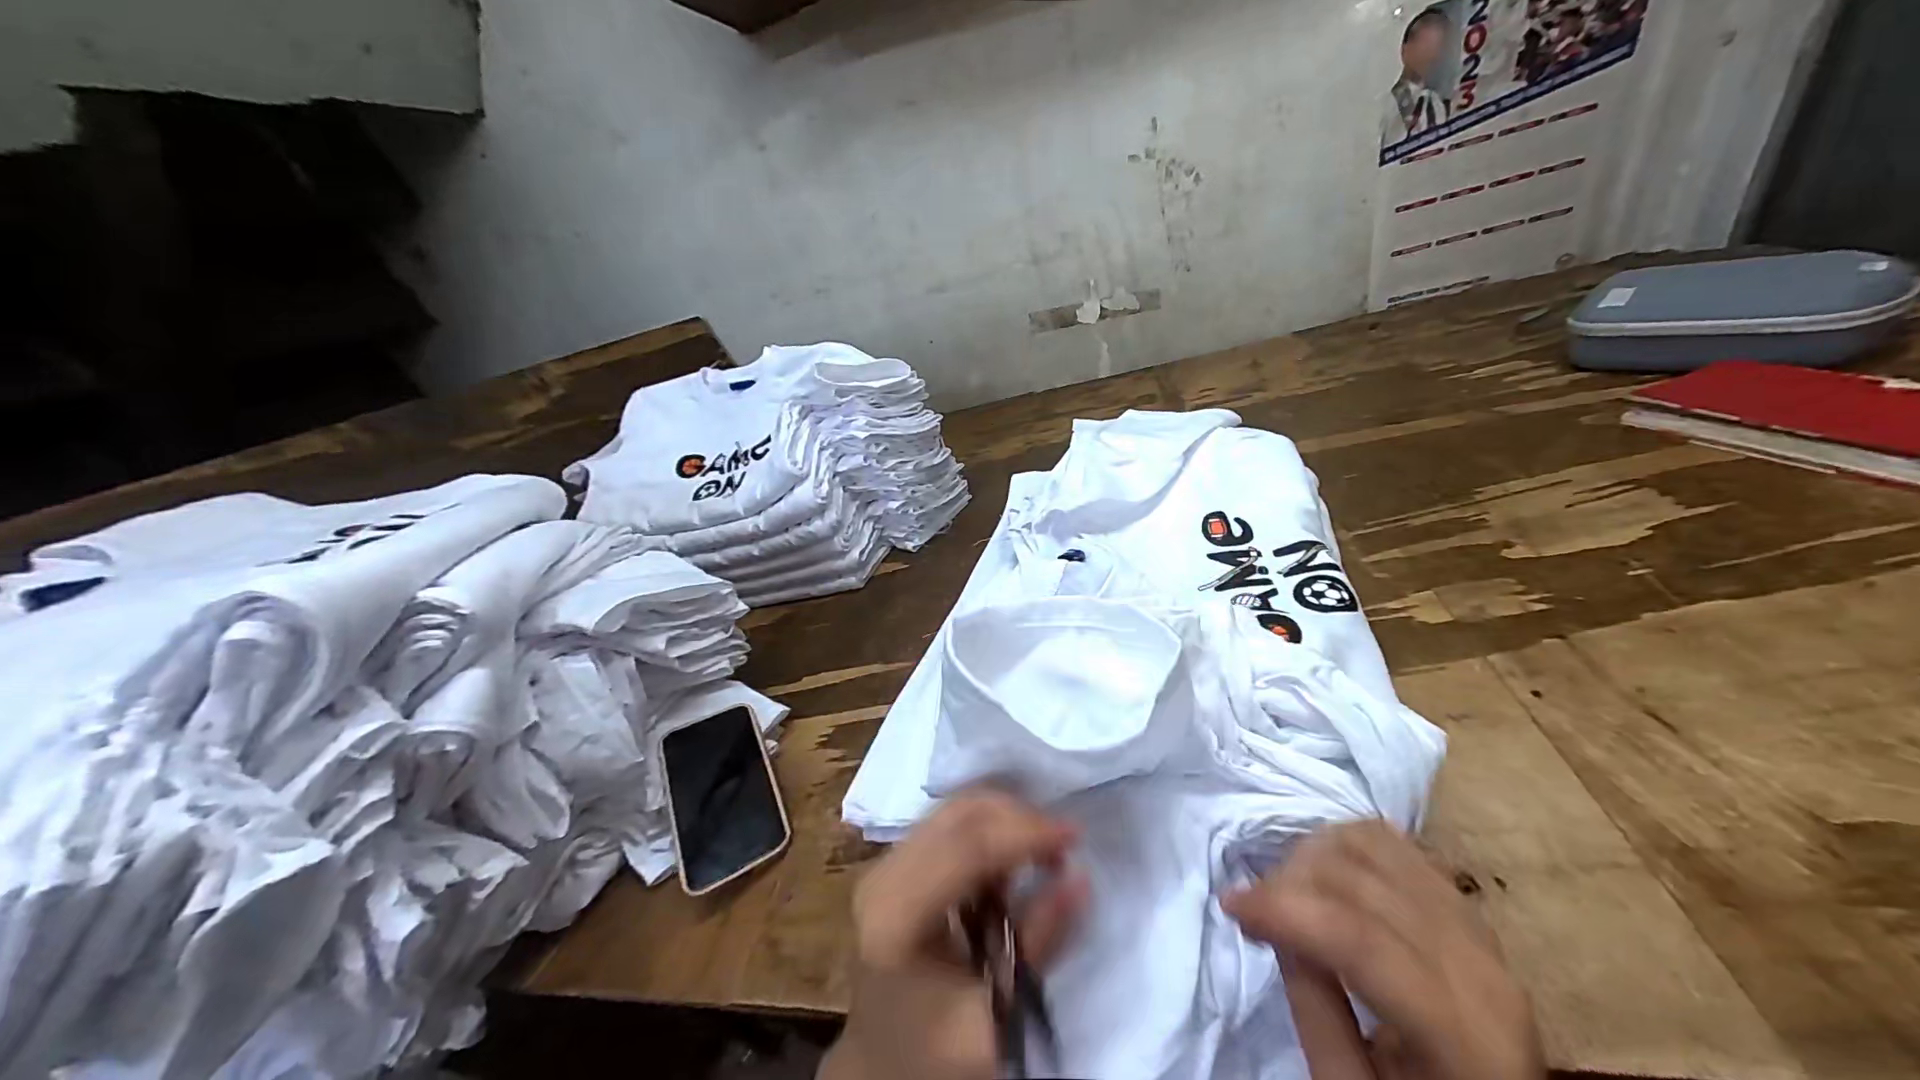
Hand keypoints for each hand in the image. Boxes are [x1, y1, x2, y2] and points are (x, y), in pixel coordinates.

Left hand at [820, 792, 1088, 1079]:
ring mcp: (883, 864)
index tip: (1075, 835)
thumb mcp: (995, 1017)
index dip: (1024, 832)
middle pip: (959, 814)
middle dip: (1019, 817)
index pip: (966, 846)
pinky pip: (947, 823)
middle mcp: (881, 874)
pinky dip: (988, 828)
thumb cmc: (935, 1049)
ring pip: (954, 809)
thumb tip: (1078, 879)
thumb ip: (1037, 944)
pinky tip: (1013, 857)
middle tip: (1065, 844)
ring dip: (1005, 819)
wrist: (880, 1061)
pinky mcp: (893, 863)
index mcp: (895, 914)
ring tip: (1045, 851)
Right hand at [1224, 821, 1542, 1079]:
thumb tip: (1275, 930)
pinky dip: (1349, 844)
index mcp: (1460, 1032)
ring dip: (1316, 853)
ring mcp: (1478, 930)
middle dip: (1290, 880)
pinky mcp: (1468, 912)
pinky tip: (1323, 870)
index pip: (1359, 939)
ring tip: (1286, 888)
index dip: (1284, 909)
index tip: (1228, 904)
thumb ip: (1314, 1012)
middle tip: (1253, 908)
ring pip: (1380, 847)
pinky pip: (1401, 847)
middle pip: (1364, 882)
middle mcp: (1478, 966)